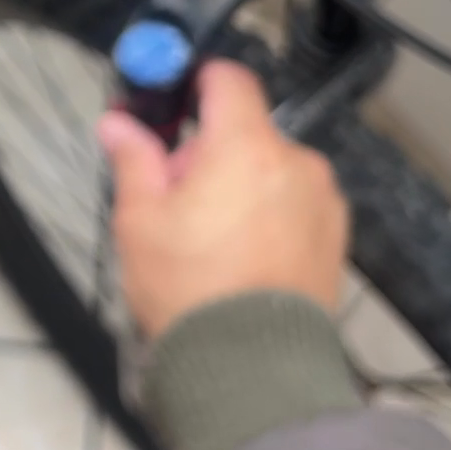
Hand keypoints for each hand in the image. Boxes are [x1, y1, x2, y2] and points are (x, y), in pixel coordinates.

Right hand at [97, 59, 348, 337]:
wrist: (251, 371)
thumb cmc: (188, 288)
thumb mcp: (140, 218)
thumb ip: (133, 158)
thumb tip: (116, 124)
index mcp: (245, 149)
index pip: (228, 80)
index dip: (196, 78)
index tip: (172, 96)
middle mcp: (294, 165)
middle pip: (243, 130)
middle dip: (206, 148)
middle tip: (174, 192)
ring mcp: (322, 202)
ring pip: (267, 167)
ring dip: (237, 180)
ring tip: (207, 232)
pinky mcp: (334, 237)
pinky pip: (292, 200)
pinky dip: (265, 209)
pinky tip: (239, 252)